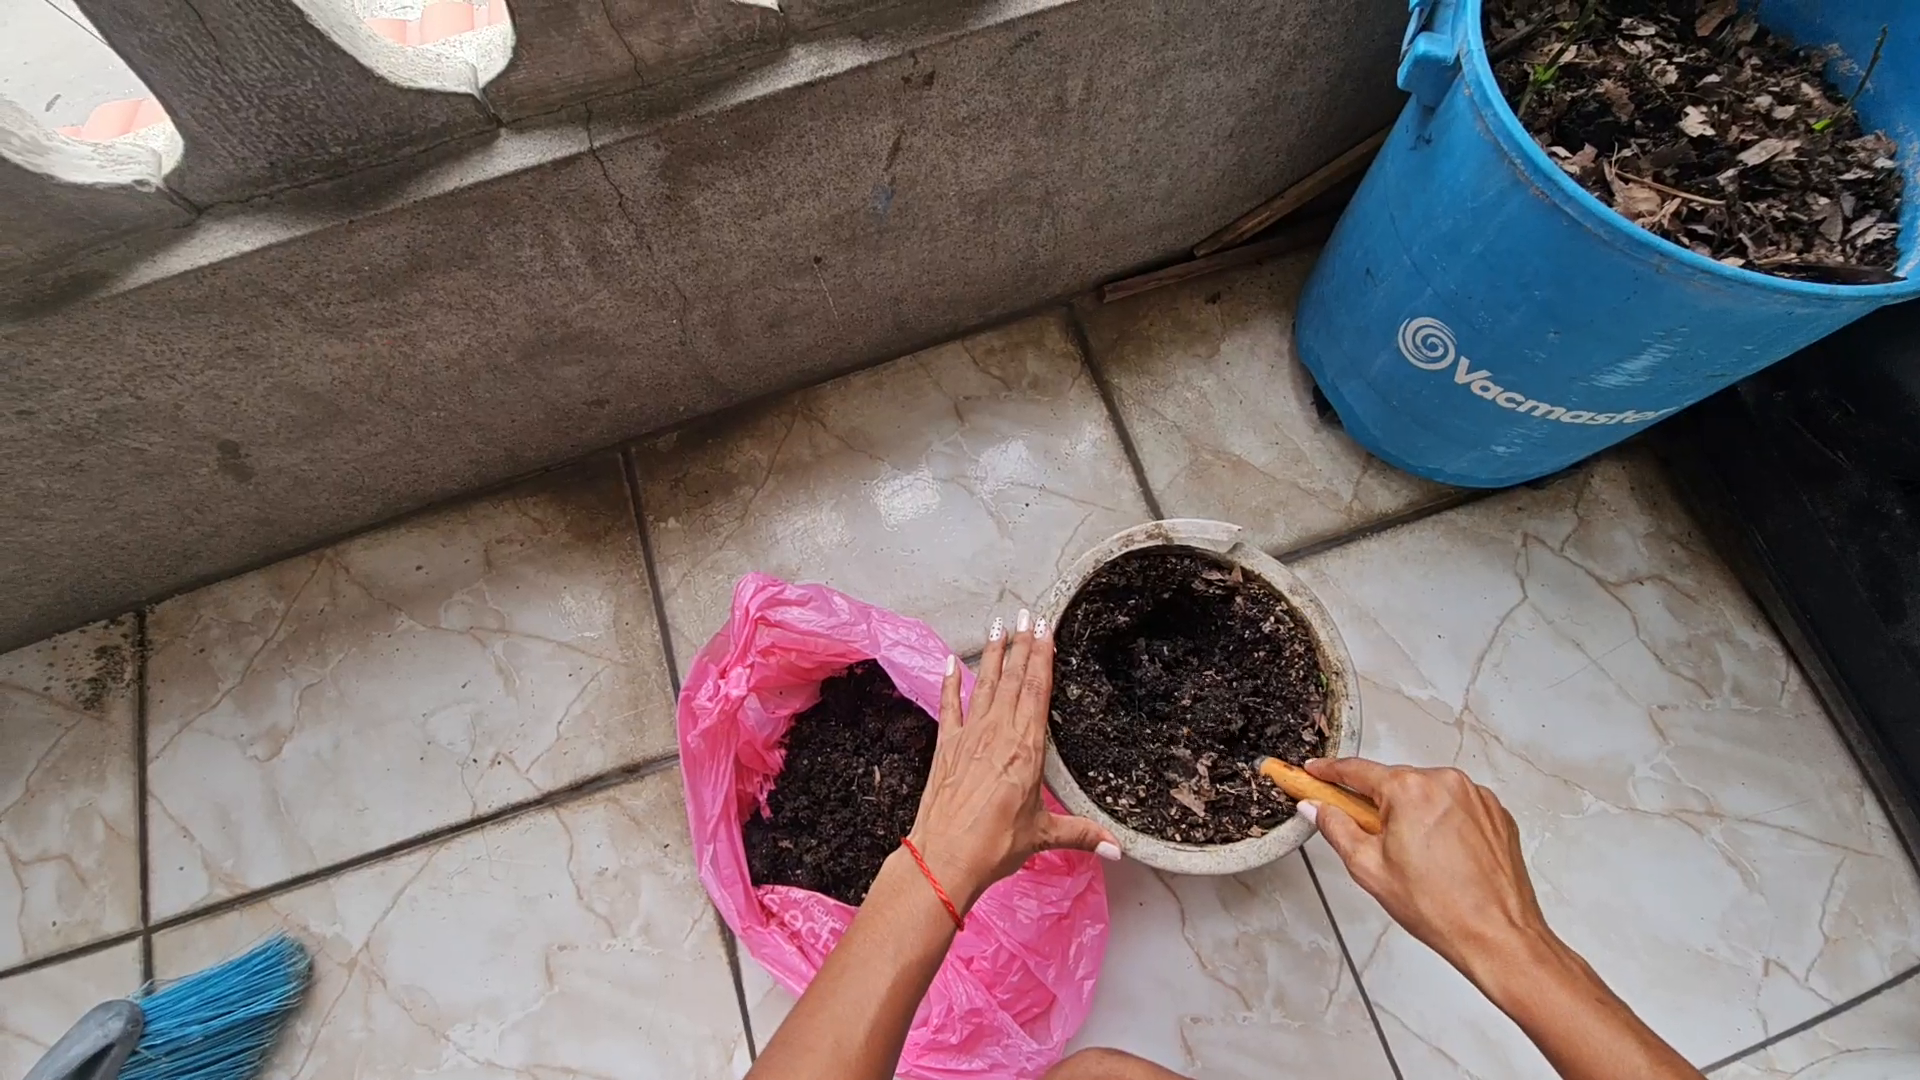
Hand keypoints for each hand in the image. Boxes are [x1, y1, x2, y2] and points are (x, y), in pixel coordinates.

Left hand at [907, 611, 1119, 912]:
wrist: (945, 856)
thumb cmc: (997, 844)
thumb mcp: (1043, 835)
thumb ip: (1081, 834)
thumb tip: (1118, 850)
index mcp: (1026, 747)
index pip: (1037, 690)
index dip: (1041, 656)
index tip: (1044, 629)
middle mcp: (999, 732)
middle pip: (1013, 679)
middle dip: (1021, 644)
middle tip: (1025, 613)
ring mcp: (970, 735)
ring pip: (984, 683)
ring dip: (992, 653)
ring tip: (998, 625)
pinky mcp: (947, 745)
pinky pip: (949, 705)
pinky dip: (949, 682)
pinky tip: (950, 661)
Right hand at [1303, 758, 1551, 979]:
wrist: (1501, 940)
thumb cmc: (1442, 909)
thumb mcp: (1367, 867)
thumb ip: (1335, 827)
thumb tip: (1315, 807)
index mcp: (1410, 790)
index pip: (1355, 770)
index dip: (1327, 771)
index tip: (1314, 770)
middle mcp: (1445, 783)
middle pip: (1392, 781)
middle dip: (1375, 803)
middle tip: (1368, 835)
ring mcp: (1476, 797)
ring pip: (1423, 792)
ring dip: (1410, 811)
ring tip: (1412, 853)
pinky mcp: (1496, 814)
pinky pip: (1453, 804)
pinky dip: (1439, 819)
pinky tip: (1438, 853)